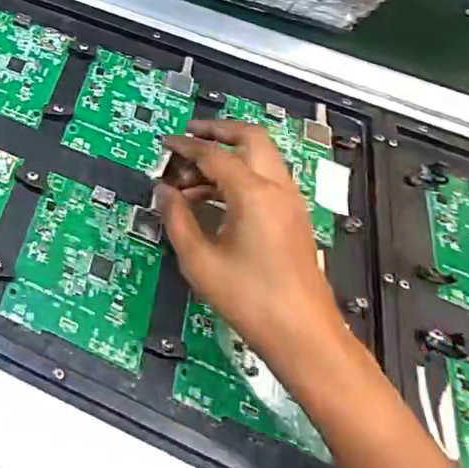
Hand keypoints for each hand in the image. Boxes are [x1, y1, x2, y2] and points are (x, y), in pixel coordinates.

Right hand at [159, 120, 343, 369]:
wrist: (304, 337)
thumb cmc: (250, 300)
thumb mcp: (199, 261)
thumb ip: (176, 218)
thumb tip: (164, 191)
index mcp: (253, 193)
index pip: (214, 154)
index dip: (185, 146)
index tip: (165, 144)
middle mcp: (277, 187)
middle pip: (250, 137)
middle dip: (217, 130)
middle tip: (189, 136)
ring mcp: (290, 202)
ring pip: (260, 157)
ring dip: (228, 156)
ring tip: (192, 178)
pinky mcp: (294, 218)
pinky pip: (266, 178)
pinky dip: (240, 175)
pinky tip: (213, 199)